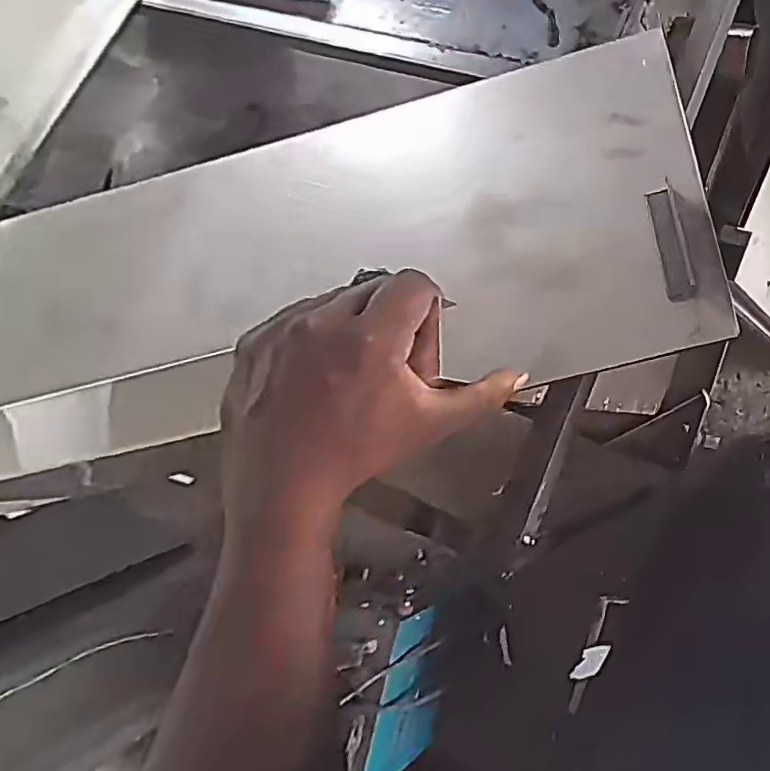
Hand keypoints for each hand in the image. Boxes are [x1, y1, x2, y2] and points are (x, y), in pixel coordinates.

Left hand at [219, 269, 524, 541]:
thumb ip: (482, 395)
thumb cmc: (356, 455)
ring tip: (355, 370)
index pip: (413, 282)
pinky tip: (324, 371)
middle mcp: (323, 325)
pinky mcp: (255, 342)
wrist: (281, 488)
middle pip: (378, 287)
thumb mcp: (432, 423)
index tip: (423, 331)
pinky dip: (317, 332)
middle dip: (396, 316)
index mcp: (371, 340)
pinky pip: (299, 315)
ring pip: (338, 299)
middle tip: (394, 360)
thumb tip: (513, 378)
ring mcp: (284, 331)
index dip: (429, 305)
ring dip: (356, 322)